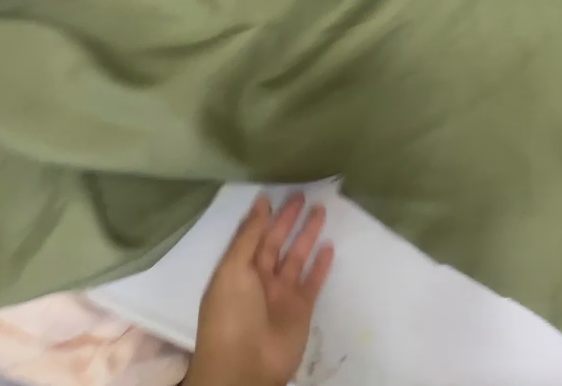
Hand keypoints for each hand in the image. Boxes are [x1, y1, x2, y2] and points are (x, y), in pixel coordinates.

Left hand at [185, 193, 334, 385]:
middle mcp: (259, 280)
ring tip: (321, 210)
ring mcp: (281, 295)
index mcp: (237, 272)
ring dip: (307, 235)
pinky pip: (312, 281)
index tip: (274, 194)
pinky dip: (321, 265)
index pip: (251, 237)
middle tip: (303, 195)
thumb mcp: (233, 271)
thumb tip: (261, 202)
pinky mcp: (301, 308)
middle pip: (275, 243)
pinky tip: (330, 246)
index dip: (262, 217)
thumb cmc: (232, 316)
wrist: (245, 368)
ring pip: (297, 257)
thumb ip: (249, 237)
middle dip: (287, 220)